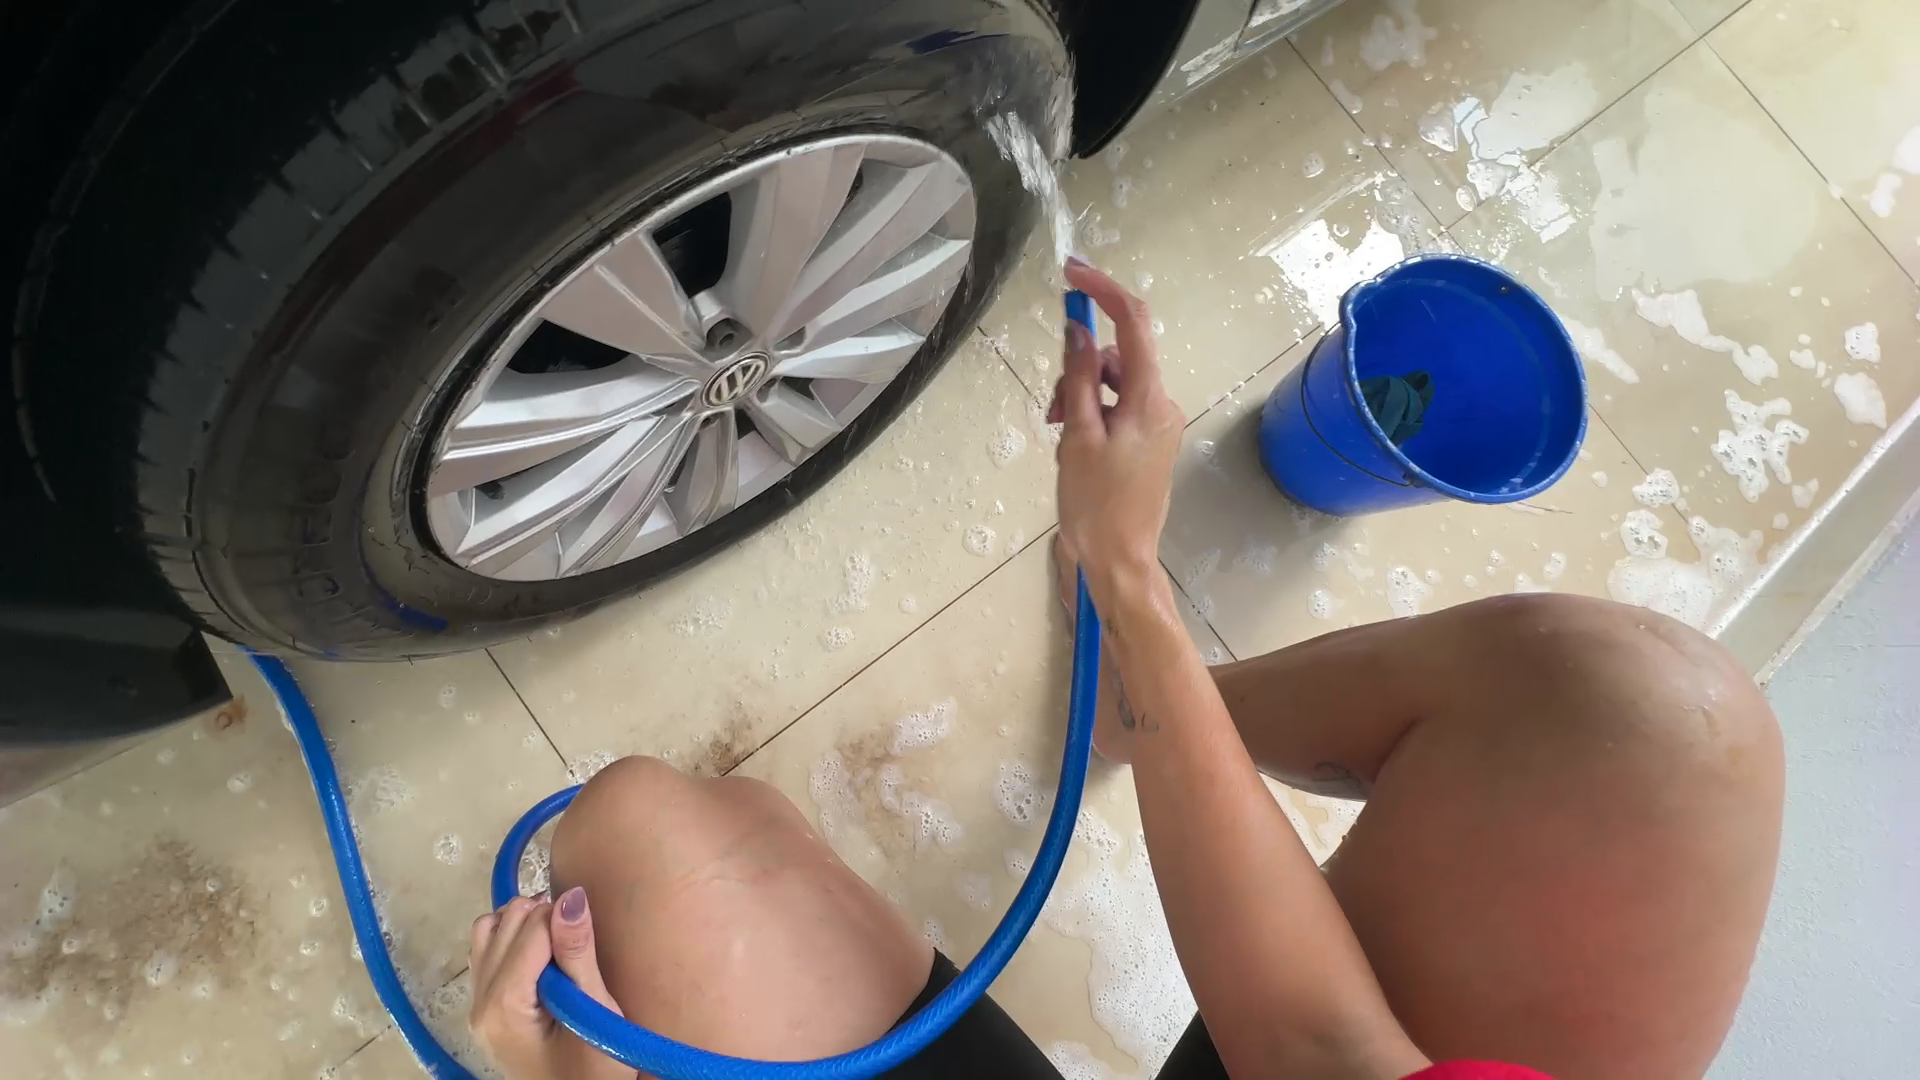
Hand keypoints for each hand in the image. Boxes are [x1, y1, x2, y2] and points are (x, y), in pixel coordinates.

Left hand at [469, 888, 632, 1079]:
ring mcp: (478, 1006)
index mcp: (504, 1005)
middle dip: (546, 917)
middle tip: (578, 943)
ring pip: (490, 928)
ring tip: (559, 943)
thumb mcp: (594, 1008)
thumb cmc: (594, 1064)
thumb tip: (571, 894)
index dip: (567, 919)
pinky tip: (542, 954)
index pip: (532, 925)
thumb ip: (578, 952)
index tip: (587, 941)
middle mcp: (480, 1002)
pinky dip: (513, 936)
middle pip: (508, 920)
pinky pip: (488, 948)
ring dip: (526, 922)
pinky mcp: (486, 1007)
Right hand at [1047, 258, 1184, 617]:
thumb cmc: (1095, 503)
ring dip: (1081, 398)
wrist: (1119, 558)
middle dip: (1080, 371)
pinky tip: (1076, 446)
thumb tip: (1078, 331)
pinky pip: (1117, 409)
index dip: (1103, 290)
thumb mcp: (1078, 437)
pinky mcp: (1148, 441)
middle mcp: (1161, 404)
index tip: (1070, 273)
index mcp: (1149, 399)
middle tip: (1052, 411)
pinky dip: (1092, 415)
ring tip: (1061, 436)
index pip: (1133, 322)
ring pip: (1113, 385)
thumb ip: (1080, 379)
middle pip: (1118, 358)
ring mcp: (1157, 424)